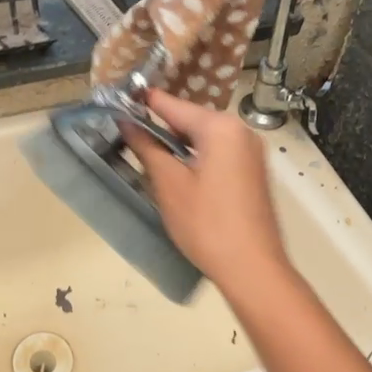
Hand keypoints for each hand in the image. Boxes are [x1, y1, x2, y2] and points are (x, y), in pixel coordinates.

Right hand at [126, 89, 291, 294]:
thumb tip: (126, 122)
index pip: (173, 105)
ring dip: (178, 144)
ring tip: (149, 158)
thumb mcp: (169, 184)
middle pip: (191, 119)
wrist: (253, 268)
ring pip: (205, 137)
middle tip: (129, 137)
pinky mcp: (254, 171)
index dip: (143, 103)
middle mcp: (241, 130)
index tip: (117, 103)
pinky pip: (219, 152)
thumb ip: (147, 147)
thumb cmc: (207, 225)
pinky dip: (197, 157)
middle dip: (161, 127)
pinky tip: (180, 175)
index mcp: (220, 127)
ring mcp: (252, 151)